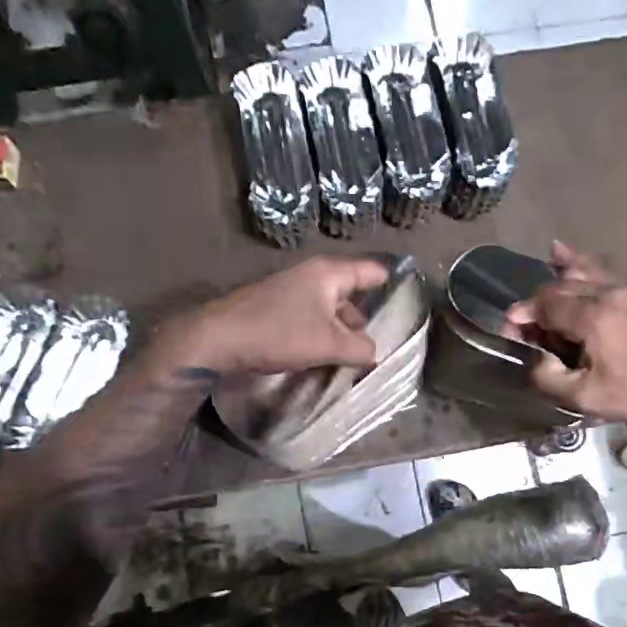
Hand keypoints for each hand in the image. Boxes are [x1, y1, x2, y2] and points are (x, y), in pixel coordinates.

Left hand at [167, 255, 389, 373]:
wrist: (219, 339)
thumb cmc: (280, 333)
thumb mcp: (329, 344)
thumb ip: (360, 349)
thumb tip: (372, 353)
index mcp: (329, 273)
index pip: (371, 271)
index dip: (390, 283)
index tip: (407, 299)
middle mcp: (312, 275)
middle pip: (350, 293)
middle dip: (363, 318)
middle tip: (379, 342)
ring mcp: (291, 290)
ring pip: (328, 309)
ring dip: (340, 330)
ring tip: (352, 355)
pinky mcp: (275, 308)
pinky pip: (310, 318)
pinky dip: (320, 333)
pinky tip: (322, 354)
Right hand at [506, 242, 626, 428]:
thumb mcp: (582, 397)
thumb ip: (546, 376)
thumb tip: (533, 356)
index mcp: (593, 318)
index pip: (544, 305)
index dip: (522, 316)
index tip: (511, 331)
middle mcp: (607, 294)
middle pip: (558, 288)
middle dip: (535, 306)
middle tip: (528, 331)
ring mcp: (624, 288)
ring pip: (577, 274)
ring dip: (553, 287)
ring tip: (537, 299)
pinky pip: (599, 270)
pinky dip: (576, 262)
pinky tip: (558, 252)